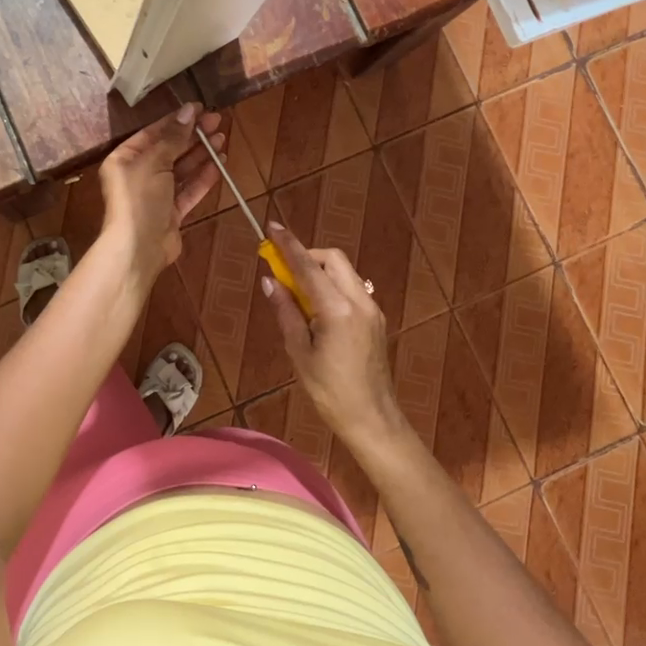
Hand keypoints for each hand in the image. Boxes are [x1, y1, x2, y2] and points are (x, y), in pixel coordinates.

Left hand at [99, 103, 222, 280]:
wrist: (139, 248)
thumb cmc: (140, 199)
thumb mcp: (154, 162)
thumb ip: (173, 137)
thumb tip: (189, 111)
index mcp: (125, 159)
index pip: (153, 133)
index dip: (176, 121)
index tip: (200, 109)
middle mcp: (138, 175)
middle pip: (169, 150)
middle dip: (193, 136)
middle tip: (218, 122)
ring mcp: (155, 195)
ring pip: (181, 170)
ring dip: (201, 155)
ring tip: (222, 140)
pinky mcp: (170, 213)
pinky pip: (188, 191)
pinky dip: (203, 178)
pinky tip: (219, 165)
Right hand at [259, 222, 400, 443]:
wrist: (372, 419)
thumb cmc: (329, 391)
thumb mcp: (299, 352)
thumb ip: (286, 312)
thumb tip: (270, 281)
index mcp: (338, 310)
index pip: (308, 266)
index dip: (288, 244)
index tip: (271, 227)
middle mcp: (360, 301)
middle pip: (332, 258)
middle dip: (306, 255)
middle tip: (282, 269)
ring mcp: (372, 309)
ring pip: (344, 272)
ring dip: (319, 270)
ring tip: (295, 292)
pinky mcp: (376, 319)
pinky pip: (351, 288)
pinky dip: (331, 286)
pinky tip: (315, 308)